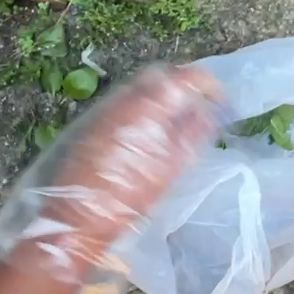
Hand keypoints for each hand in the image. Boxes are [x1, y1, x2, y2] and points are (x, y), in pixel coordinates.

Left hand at [12, 64, 221, 280]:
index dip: (206, 83)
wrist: (74, 219)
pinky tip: (151, 129)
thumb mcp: (168, 173)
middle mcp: (122, 101)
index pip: (183, 78)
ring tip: (178, 116)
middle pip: (159, 74)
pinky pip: (123, 101)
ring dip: (162, 94)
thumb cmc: (125, 202)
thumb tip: (207, 114)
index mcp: (146, 110)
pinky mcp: (91, 122)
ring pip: (139, 86)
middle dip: (183, 83)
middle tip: (199, 102)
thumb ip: (190, 137)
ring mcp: (103, 110)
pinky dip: (143, 106)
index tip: (219, 97)